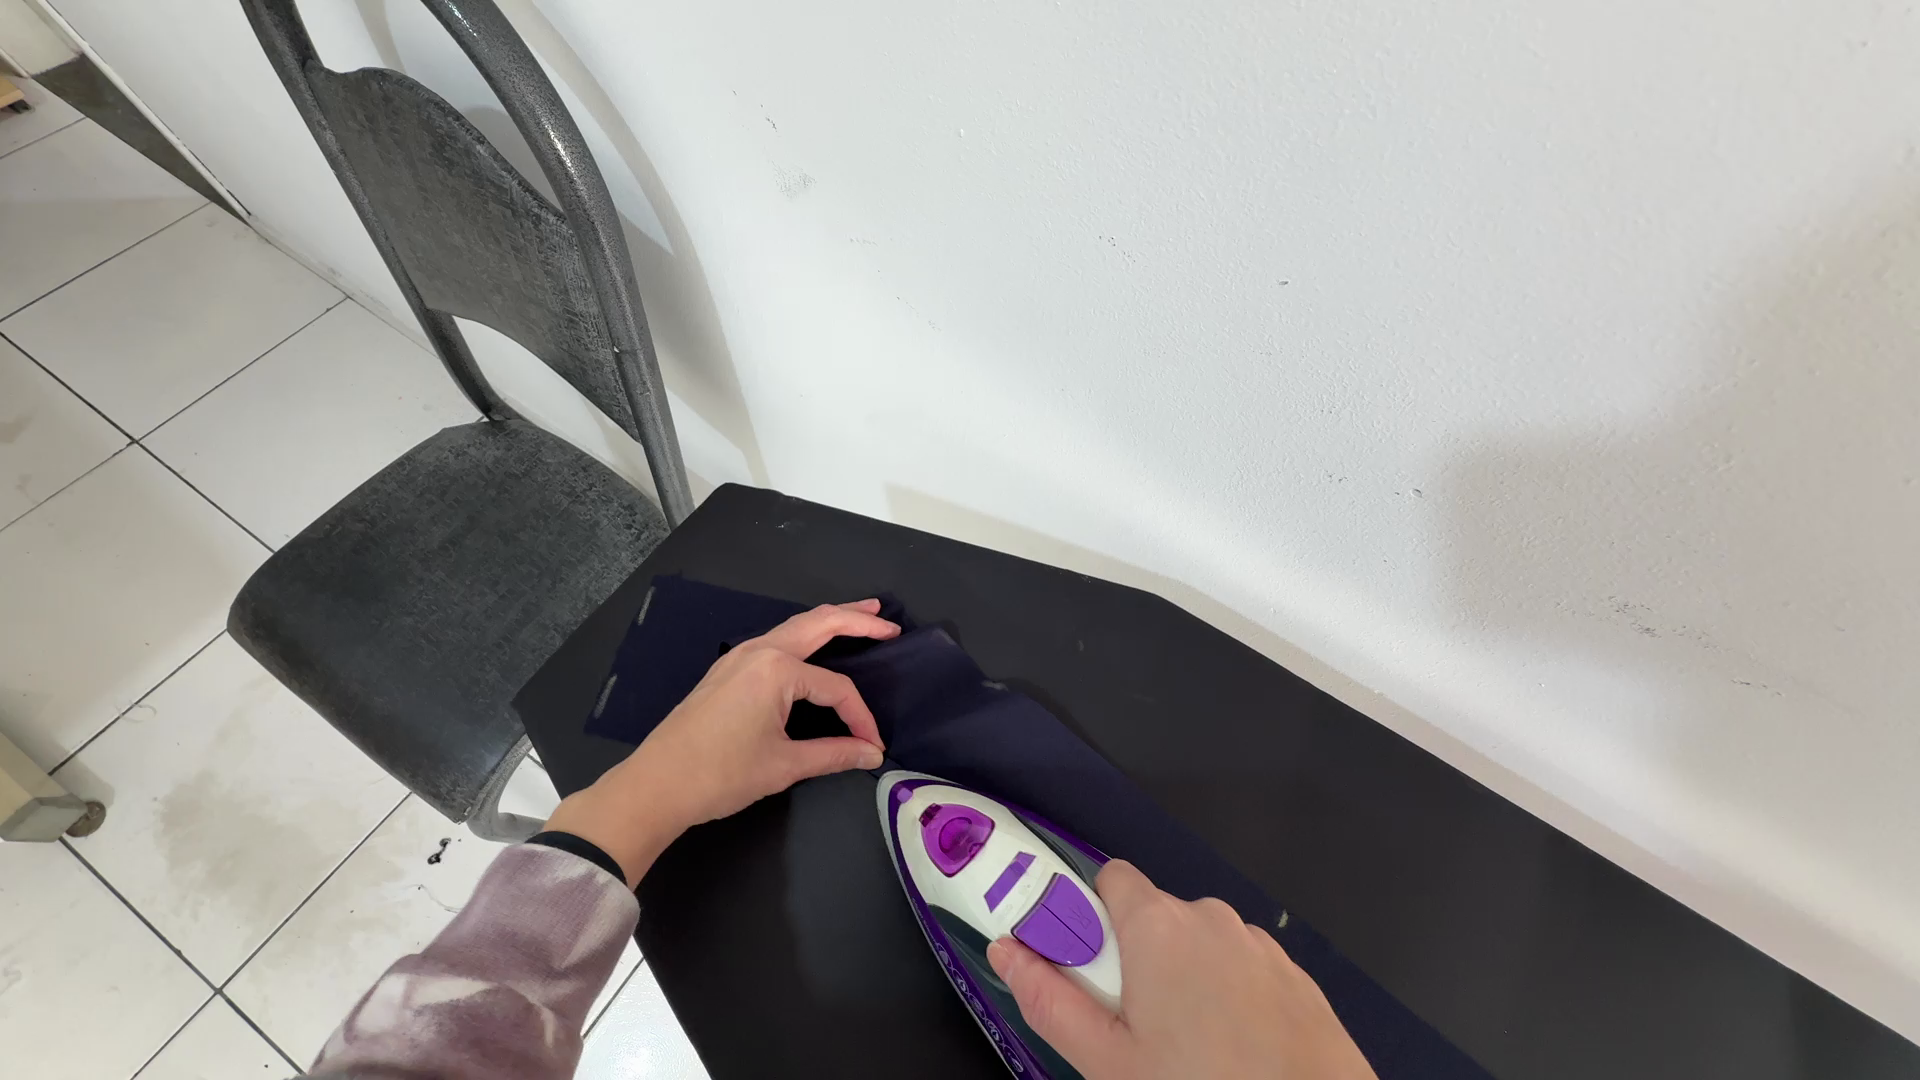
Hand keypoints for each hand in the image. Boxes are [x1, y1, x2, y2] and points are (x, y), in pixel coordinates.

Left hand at [544, 600, 899, 885]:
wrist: (655, 785)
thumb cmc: (720, 775)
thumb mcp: (784, 765)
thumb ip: (834, 754)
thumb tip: (872, 754)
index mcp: (777, 670)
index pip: (836, 689)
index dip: (860, 717)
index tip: (873, 746)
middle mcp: (760, 650)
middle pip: (820, 623)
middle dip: (858, 619)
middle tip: (889, 622)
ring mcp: (740, 655)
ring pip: (797, 625)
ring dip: (831, 619)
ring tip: (862, 616)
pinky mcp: (729, 667)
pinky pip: (778, 638)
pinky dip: (807, 634)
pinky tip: (816, 645)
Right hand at [987, 860, 1378, 1079]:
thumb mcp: (1108, 1061)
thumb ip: (1048, 999)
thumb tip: (1004, 949)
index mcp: (1158, 923)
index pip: (1111, 877)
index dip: (1094, 917)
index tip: (1093, 969)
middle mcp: (1208, 914)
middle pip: (1155, 915)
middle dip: (1139, 958)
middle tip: (1139, 1027)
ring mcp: (1258, 943)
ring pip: (1201, 942)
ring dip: (1187, 976)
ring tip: (1194, 1049)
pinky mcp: (1296, 974)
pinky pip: (1244, 965)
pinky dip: (1231, 992)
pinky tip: (1241, 1051)